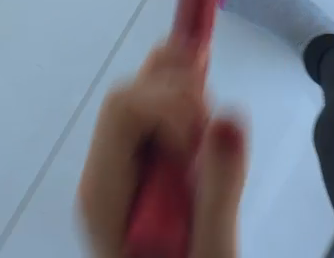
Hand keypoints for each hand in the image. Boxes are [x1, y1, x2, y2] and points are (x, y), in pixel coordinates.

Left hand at [77, 44, 247, 257]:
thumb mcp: (209, 257)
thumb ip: (218, 193)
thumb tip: (228, 120)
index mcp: (105, 197)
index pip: (123, 111)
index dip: (168, 109)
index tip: (202, 143)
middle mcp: (105, 179)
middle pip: (130, 98)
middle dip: (176, 93)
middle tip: (212, 110)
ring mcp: (122, 177)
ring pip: (141, 102)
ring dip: (180, 92)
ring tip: (208, 99)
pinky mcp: (144, 179)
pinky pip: (154, 122)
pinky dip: (182, 103)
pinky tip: (200, 94)